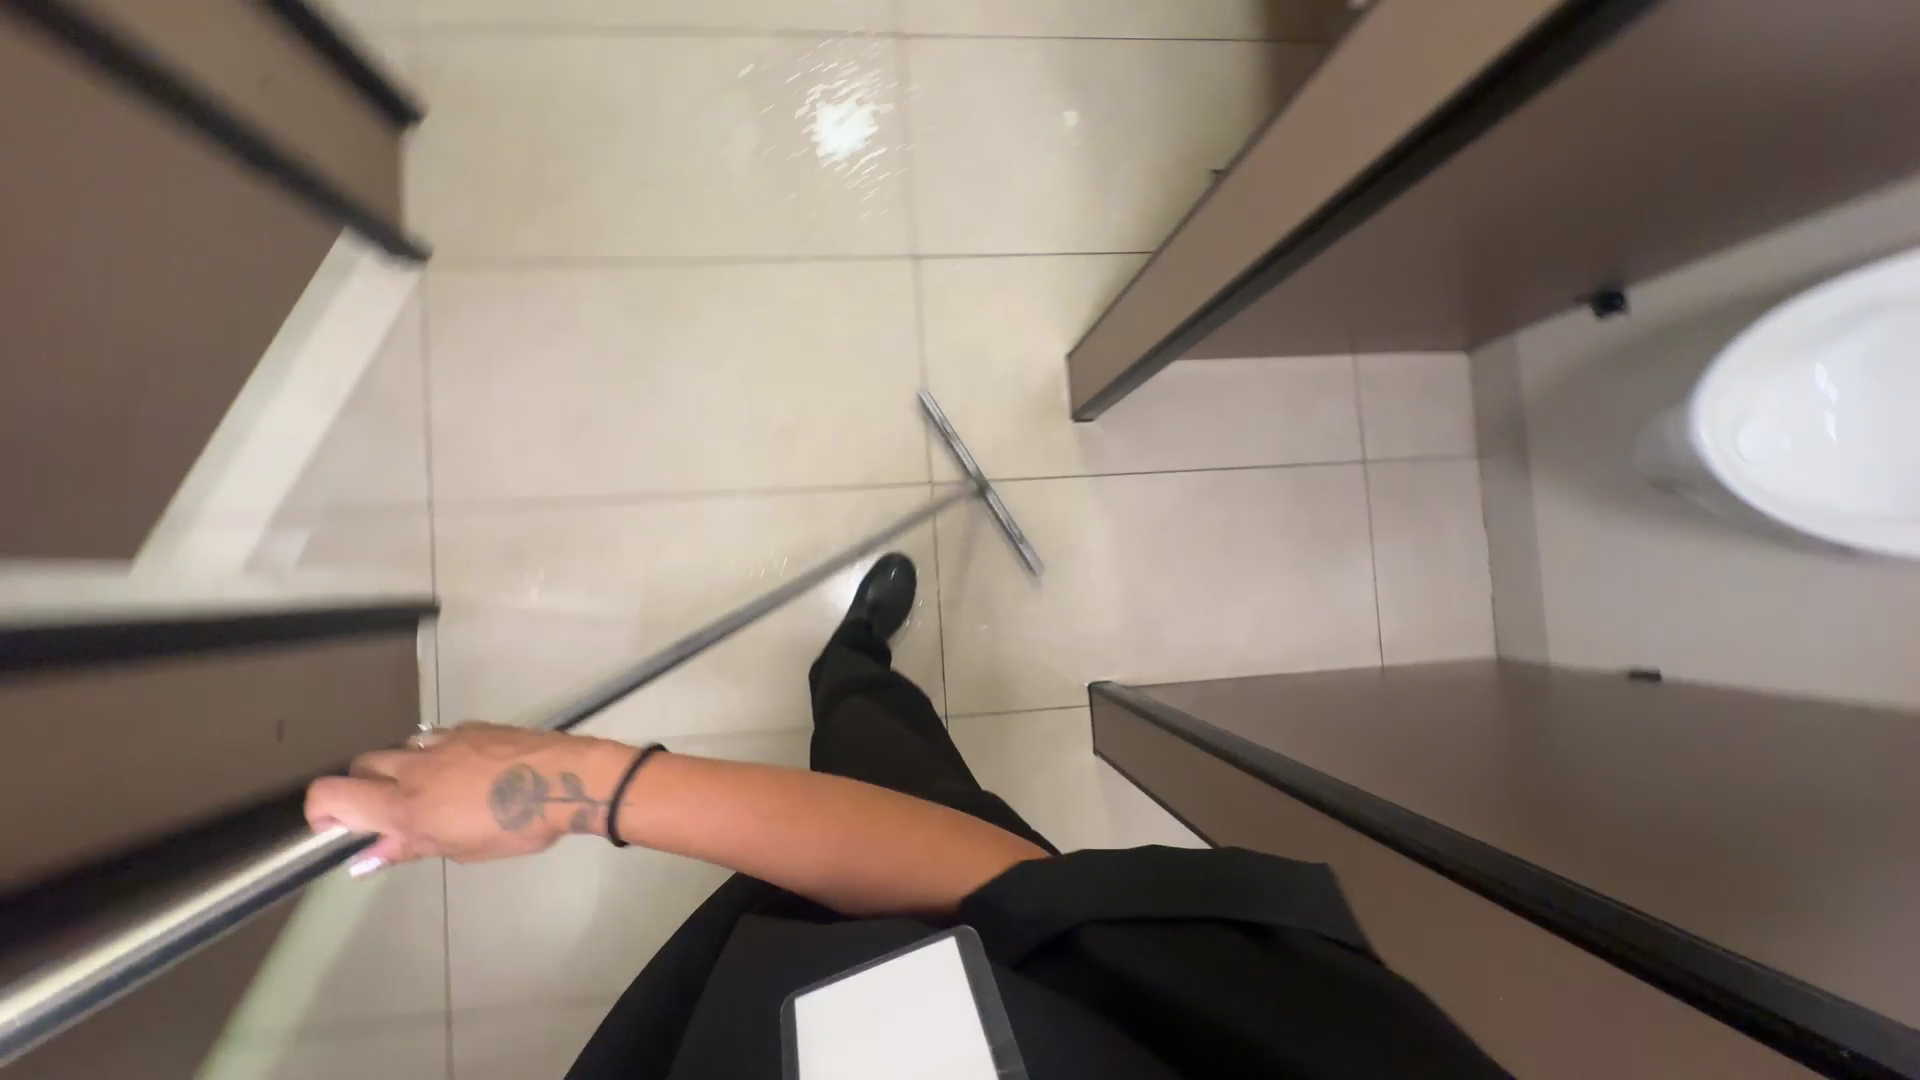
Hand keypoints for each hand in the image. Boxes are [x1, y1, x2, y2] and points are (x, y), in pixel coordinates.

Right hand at [306, 723, 638, 876]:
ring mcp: (448, 740)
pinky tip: (464, 769)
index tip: (338, 826)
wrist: (569, 779)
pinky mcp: (477, 727)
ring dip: (403, 767)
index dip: (322, 809)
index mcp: (405, 803)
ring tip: (431, 790)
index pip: (330, 793)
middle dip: (364, 785)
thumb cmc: (518, 823)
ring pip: (402, 747)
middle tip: (390, 809)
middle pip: (363, 764)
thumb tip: (366, 857)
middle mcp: (417, 766)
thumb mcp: (462, 849)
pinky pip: (440, 737)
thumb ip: (410, 847)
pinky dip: (438, 752)